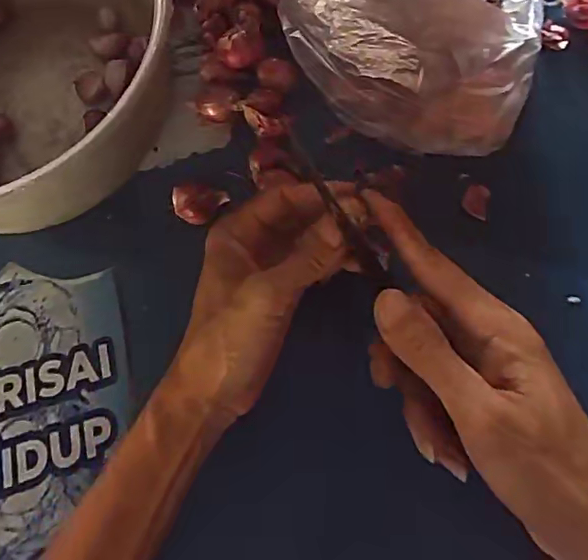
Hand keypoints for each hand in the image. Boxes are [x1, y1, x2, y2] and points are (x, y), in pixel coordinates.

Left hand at [164, 182, 355, 426]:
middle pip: (296, 216)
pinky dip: (332, 260)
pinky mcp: (281, 291)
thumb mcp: (269, 292)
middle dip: (332, 214)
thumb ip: (308, 256)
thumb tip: (349, 218)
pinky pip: (310, 263)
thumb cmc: (230, 336)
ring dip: (336, 237)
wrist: (212, 394)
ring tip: (375, 238)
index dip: (318, 192)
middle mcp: (251, 242)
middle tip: (374, 214)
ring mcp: (266, 267)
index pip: (281, 197)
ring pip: (306, 240)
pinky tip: (359, 262)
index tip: (358, 193)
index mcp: (236, 231)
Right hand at [366, 196, 587, 559]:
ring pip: (422, 356)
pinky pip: (436, 386)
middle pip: (419, 318)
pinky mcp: (482, 394)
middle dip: (400, 355)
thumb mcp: (479, 415)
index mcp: (496, 326)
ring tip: (437, 445)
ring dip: (417, 398)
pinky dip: (431, 416)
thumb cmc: (547, 473)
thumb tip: (383, 295)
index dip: (400, 231)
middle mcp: (489, 336)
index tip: (369, 196)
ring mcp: (486, 366)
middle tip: (386, 386)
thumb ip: (428, 352)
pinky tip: (446, 453)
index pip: (435, 266)